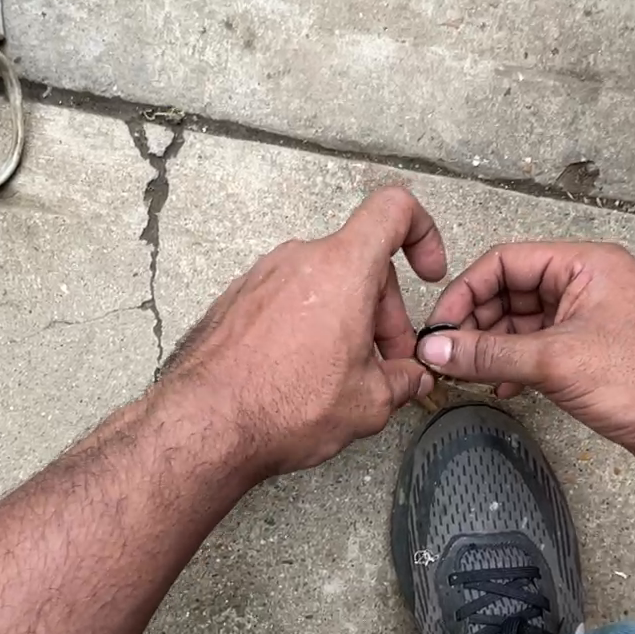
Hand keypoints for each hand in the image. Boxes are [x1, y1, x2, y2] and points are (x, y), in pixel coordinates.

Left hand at [158, 187, 446, 477]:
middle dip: (384, 309)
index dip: (422, 233)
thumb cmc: (283, 405)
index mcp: (342, 268)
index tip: (427, 270)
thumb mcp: (369, 402)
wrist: (207, 423)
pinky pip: (287, 300)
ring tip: (344, 372)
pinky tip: (304, 371)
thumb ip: (403, 380)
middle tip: (388, 360)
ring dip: (345, 319)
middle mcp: (299, 260)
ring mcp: (262, 278)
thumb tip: (412, 378)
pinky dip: (308, 324)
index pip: (393, 210)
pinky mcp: (236, 301)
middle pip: (360, 263)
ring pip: (323, 283)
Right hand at [416, 241, 634, 486]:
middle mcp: (587, 287)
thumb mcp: (556, 361)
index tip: (439, 327)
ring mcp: (590, 322)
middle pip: (511, 292)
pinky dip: (515, 365)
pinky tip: (502, 387)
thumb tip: (436, 349)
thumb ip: (488, 353)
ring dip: (492, 348)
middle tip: (446, 355)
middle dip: (475, 323)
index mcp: (585, 265)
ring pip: (523, 324)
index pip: (506, 262)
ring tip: (466, 374)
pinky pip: (539, 350)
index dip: (466, 292)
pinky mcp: (592, 356)